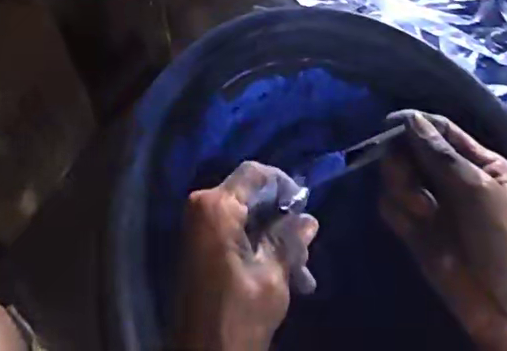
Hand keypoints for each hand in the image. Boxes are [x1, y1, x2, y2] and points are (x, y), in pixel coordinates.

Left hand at [173, 161, 319, 350]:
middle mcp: (202, 204)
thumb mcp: (271, 277)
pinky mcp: (199, 241)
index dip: (283, 182)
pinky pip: (233, 230)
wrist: (201, 350)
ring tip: (303, 277)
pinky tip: (284, 275)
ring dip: (274, 238)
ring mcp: (197, 222)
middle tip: (309, 251)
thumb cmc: (238, 313)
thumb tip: (308, 218)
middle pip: (249, 195)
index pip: (253, 173)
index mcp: (216, 205)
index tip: (307, 204)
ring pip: (245, 216)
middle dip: (282, 220)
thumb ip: (288, 241)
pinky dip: (257, 244)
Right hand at [378, 111, 506, 350]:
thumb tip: (410, 118)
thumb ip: (440, 153)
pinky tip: (415, 224)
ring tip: (420, 208)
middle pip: (409, 147)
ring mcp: (432, 201)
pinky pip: (389, 202)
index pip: (439, 128)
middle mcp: (452, 177)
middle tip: (405, 172)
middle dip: (403, 157)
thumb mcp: (479, 191)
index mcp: (480, 164)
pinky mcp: (414, 226)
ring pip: (395, 172)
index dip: (414, 123)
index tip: (390, 125)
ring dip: (401, 185)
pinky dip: (397, 208)